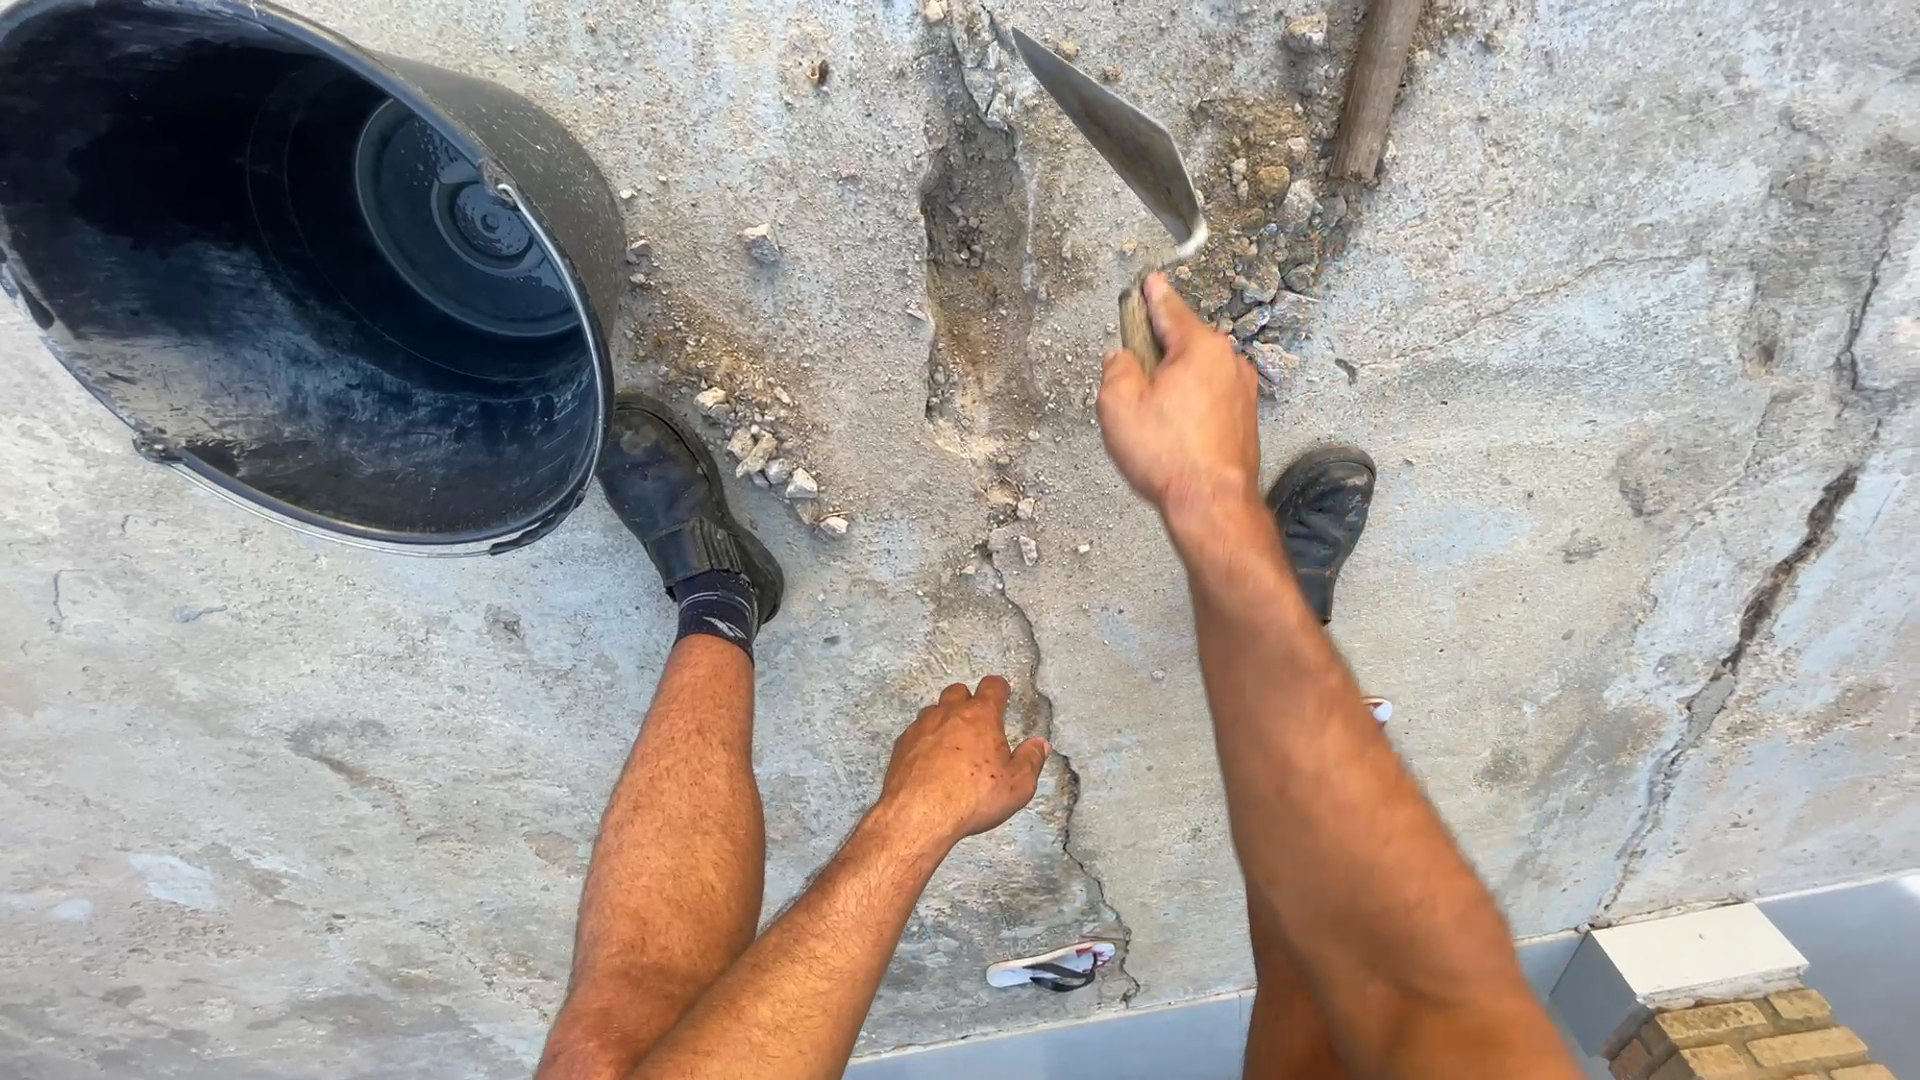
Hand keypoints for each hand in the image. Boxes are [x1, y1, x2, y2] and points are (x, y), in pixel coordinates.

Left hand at [877, 676, 1048, 846]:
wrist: (918, 814)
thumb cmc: (970, 798)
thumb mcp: (1017, 785)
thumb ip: (1031, 760)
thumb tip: (1039, 745)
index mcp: (981, 716)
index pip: (992, 686)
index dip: (999, 688)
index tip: (1001, 693)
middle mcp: (949, 713)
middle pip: (958, 691)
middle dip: (968, 701)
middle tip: (977, 723)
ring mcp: (922, 726)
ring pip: (934, 710)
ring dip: (944, 720)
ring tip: (953, 744)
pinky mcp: (902, 744)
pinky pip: (915, 732)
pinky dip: (925, 740)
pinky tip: (930, 761)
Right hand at [1098, 272, 1262, 522]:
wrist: (1211, 502)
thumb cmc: (1169, 455)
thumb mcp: (1118, 404)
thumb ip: (1116, 369)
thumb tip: (1122, 359)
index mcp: (1200, 348)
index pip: (1171, 310)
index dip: (1153, 295)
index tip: (1150, 281)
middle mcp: (1228, 363)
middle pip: (1183, 345)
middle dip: (1157, 357)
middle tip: (1132, 381)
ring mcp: (1242, 393)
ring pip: (1196, 376)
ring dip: (1173, 387)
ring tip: (1151, 421)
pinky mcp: (1244, 420)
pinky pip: (1209, 400)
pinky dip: (1189, 409)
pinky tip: (1172, 434)